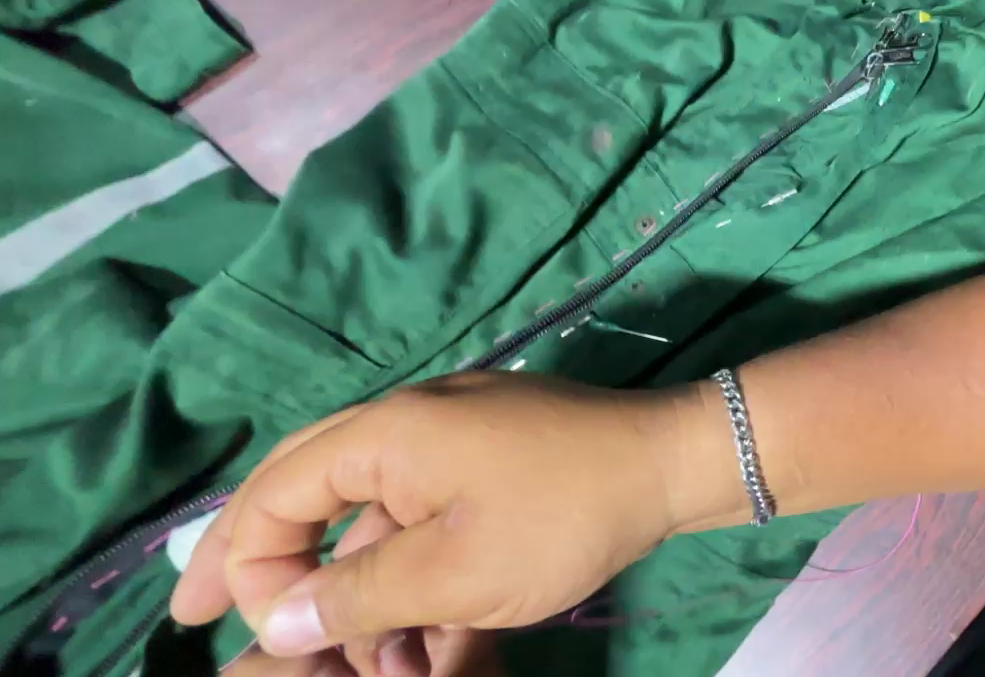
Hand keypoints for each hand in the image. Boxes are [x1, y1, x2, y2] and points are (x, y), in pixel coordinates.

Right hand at [170, 372, 694, 660]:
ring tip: (380, 658)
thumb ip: (353, 593)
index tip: (226, 629)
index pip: (278, 488)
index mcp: (395, 430)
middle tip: (233, 620)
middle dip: (280, 559)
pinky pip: (440, 505)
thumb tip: (279, 612)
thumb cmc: (561, 515)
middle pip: (319, 486)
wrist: (673, 462)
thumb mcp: (449, 572)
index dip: (239, 559)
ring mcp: (470, 429)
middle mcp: (424, 416)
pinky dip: (425, 561)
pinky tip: (433, 632)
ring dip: (371, 580)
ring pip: (386, 508)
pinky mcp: (506, 452)